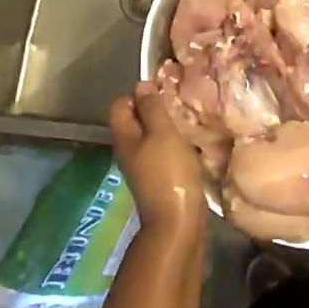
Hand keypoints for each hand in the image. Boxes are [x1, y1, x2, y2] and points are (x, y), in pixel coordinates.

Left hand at [110, 81, 209, 238]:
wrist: (178, 222)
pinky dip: (171, 145)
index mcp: (124, 137)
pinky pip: (159, 153)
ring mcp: (141, 167)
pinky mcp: (156, 180)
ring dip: (164, 128)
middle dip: (153, 109)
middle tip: (178, 104)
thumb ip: (151, 108)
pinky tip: (188, 146)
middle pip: (133, 121)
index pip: (120, 104)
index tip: (162, 92)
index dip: (138, 94)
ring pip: (148, 137)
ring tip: (186, 122)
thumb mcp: (163, 134)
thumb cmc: (170, 173)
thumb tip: (140, 85)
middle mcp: (127, 151)